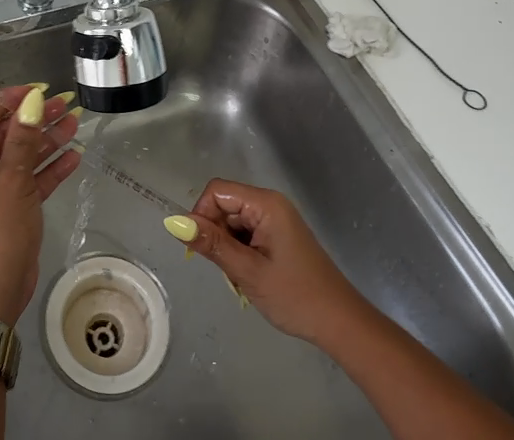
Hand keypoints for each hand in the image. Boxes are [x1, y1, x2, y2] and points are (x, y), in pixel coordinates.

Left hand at [0, 85, 81, 323]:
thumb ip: (24, 140)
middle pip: (3, 132)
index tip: (36, 92)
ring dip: (46, 139)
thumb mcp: (11, 180)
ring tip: (75, 122)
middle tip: (64, 104)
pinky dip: (50, 167)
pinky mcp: (12, 206)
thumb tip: (33, 103)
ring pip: (21, 154)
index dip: (5, 99)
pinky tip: (74, 155)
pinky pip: (32, 178)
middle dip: (32, 118)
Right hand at [171, 179, 368, 343]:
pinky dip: (239, 252)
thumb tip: (174, 222)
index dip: (201, 215)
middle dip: (215, 234)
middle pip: (224, 205)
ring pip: (233, 222)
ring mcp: (276, 220)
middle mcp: (270, 204)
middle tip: (225, 269)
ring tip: (240, 276)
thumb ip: (211, 244)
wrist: (339, 322)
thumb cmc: (295, 296)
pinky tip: (249, 276)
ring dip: (227, 247)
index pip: (217, 192)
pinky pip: (246, 234)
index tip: (200, 248)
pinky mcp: (278, 236)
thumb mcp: (247, 271)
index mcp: (266, 204)